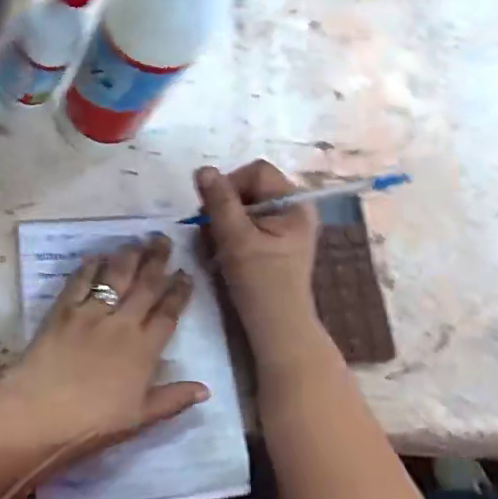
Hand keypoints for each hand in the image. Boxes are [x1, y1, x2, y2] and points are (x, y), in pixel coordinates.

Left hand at [0, 235, 207, 457]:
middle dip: (157, 261)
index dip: (179, 293)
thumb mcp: (140, 418)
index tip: (186, 274)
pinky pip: (80, 281)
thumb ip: (172, 399)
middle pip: (145, 286)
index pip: (168, 314)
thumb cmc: (93, 423)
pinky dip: (91, 266)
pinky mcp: (62, 310)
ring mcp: (91, 313)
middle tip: (165, 239)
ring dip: (129, 255)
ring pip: (115, 276)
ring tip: (138, 240)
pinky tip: (98, 256)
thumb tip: (205, 389)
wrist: (41, 412)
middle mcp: (122, 324)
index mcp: (144, 350)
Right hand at [196, 161, 318, 329]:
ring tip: (215, 246)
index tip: (212, 211)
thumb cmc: (261, 283)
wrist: (278, 329)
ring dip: (222, 222)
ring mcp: (283, 227)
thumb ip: (219, 201)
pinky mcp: (272, 243)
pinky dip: (228, 234)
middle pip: (248, 187)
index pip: (256, 171)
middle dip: (223, 205)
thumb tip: (203, 169)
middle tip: (210, 231)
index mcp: (294, 203)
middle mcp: (293, 209)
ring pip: (242, 207)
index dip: (229, 184)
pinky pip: (245, 225)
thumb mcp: (236, 238)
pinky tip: (222, 253)